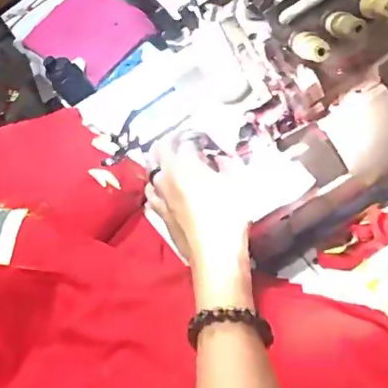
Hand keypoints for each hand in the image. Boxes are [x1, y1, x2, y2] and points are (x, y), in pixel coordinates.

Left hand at [151, 136, 254, 308]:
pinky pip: (151, 191)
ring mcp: (158, 194)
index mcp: (182, 163)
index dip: (195, 135)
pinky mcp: (158, 212)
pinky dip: (157, 184)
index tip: (206, 139)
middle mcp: (164, 175)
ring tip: (173, 163)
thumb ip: (225, 162)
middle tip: (185, 142)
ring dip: (160, 162)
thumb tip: (217, 157)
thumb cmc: (229, 212)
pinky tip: (165, 187)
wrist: (215, 251)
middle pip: (159, 148)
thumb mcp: (237, 180)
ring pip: (151, 170)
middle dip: (171, 141)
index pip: (184, 139)